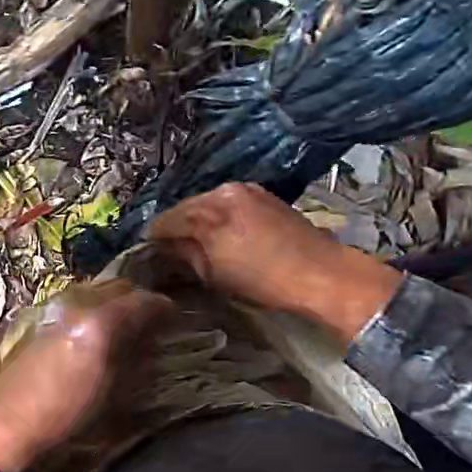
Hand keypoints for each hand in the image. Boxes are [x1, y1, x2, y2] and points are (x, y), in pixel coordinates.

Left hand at [0, 280, 173, 471]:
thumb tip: (152, 339)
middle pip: (118, 286)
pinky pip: (76, 299)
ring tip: (125, 325)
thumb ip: (136, 358)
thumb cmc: (66, 417)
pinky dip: (93, 307)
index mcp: (99, 323)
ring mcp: (53, 307)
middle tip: (153, 321)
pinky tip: (95, 330)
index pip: (142, 300)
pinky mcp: (38, 317)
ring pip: (95, 288)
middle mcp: (76, 304)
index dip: (164, 308)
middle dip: (139, 299)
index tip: (175, 319)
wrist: (7, 426)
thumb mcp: (115, 394)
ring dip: (114, 300)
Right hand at [148, 182, 403, 342]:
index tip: (150, 256)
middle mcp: (223, 191)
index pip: (165, 221)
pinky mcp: (264, 194)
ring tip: (198, 245)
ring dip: (198, 221)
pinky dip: (219, 216)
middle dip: (176, 228)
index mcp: (207, 212)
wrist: (321, 273)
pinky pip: (227, 202)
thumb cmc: (263, 282)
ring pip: (206, 203)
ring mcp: (246, 189)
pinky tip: (224, 235)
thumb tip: (166, 248)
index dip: (154, 240)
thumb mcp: (214, 275)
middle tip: (172, 252)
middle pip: (185, 207)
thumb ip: (185, 256)